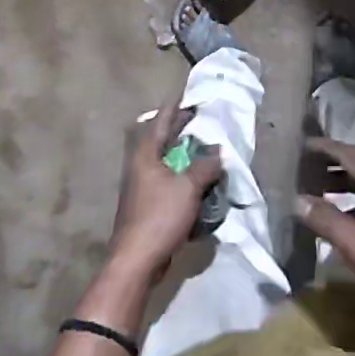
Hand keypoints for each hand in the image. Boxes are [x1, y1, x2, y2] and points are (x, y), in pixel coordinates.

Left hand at [108, 99, 223, 279]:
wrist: (136, 261)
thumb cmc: (160, 217)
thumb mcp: (189, 187)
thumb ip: (205, 165)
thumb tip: (218, 151)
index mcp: (145, 155)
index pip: (161, 120)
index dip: (176, 107)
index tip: (190, 94)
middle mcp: (140, 166)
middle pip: (161, 139)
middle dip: (181, 129)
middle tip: (202, 119)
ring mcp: (141, 186)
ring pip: (165, 161)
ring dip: (183, 153)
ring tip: (205, 147)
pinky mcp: (147, 205)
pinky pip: (168, 180)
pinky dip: (183, 174)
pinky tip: (198, 179)